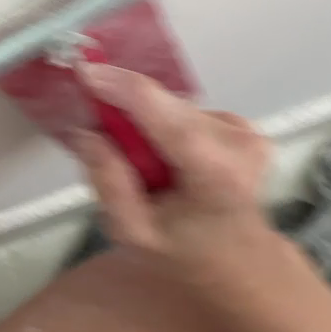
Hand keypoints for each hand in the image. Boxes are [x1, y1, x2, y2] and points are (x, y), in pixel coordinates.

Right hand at [69, 63, 285, 282]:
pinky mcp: (242, 126)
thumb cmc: (182, 252)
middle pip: (165, 107)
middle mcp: (239, 143)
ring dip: (142, 122)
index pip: (166, 116)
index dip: (123, 88)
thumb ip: (107, 181)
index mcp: (216, 173)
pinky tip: (160, 155)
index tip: (84, 70)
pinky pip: (182, 112)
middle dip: (124, 110)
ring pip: (171, 108)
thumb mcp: (132, 231)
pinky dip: (160, 126)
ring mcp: (245, 132)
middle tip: (95, 132)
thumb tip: (85, 133)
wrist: (238, 261)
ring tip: (135, 160)